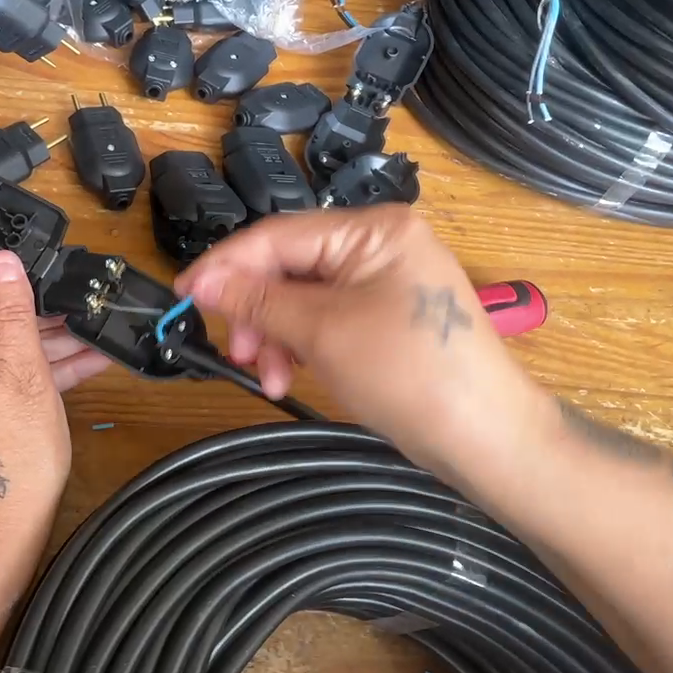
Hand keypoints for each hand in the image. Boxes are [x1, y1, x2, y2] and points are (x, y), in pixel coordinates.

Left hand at [0, 251, 113, 506]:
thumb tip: (1, 259)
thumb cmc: (16, 444)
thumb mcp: (22, 368)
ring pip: (10, 346)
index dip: (8, 278)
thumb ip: (11, 312)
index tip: (49, 276)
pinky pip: (15, 374)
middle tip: (84, 303)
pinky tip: (93, 360)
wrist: (3, 521)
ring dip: (53, 339)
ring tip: (100, 329)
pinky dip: (48, 367)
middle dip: (40, 309)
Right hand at [175, 207, 542, 469]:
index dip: (225, 265)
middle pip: (286, 268)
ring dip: (272, 336)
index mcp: (373, 229)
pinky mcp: (378, 316)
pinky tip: (286, 376)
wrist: (489, 442)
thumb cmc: (409, 374)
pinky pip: (319, 319)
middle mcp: (376, 245)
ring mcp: (379, 282)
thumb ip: (256, 300)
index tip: (183, 293)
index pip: (277, 236)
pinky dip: (296, 346)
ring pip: (297, 298)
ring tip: (265, 377)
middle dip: (254, 312)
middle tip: (233, 350)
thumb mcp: (322, 331)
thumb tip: (200, 281)